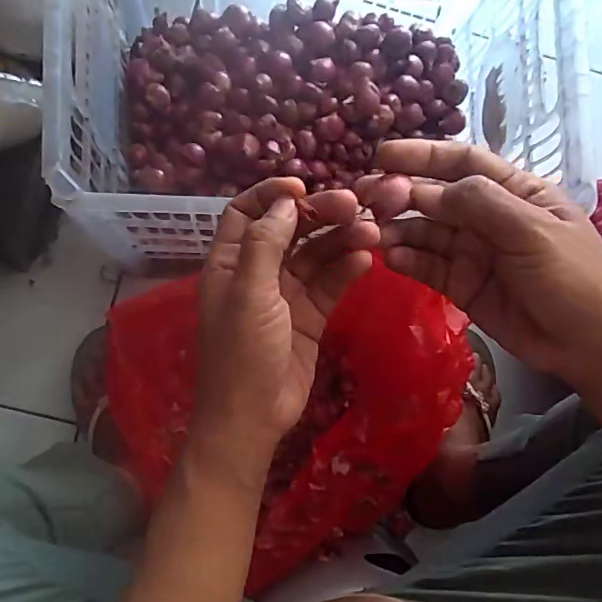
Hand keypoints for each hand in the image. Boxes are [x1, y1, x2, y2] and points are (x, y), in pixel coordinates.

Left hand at [194, 178, 378, 467]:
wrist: (252, 416)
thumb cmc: (241, 353)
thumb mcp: (248, 293)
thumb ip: (265, 244)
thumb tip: (285, 202)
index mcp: (230, 263)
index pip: (246, 213)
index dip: (271, 195)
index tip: (303, 185)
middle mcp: (257, 272)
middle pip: (289, 229)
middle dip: (319, 214)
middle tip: (354, 205)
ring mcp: (285, 295)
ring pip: (315, 255)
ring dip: (341, 240)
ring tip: (372, 231)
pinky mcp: (310, 316)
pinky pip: (330, 284)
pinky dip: (347, 269)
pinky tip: (366, 259)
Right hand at [357, 140, 601, 390]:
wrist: (590, 344)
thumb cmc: (574, 278)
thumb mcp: (533, 231)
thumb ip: (481, 204)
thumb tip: (427, 186)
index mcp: (514, 191)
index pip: (461, 162)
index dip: (421, 155)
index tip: (382, 155)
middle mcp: (487, 217)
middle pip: (435, 197)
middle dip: (399, 195)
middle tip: (362, 199)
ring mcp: (472, 252)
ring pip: (425, 233)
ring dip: (396, 229)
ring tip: (369, 232)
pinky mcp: (460, 284)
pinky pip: (426, 266)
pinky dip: (407, 260)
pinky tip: (389, 257)